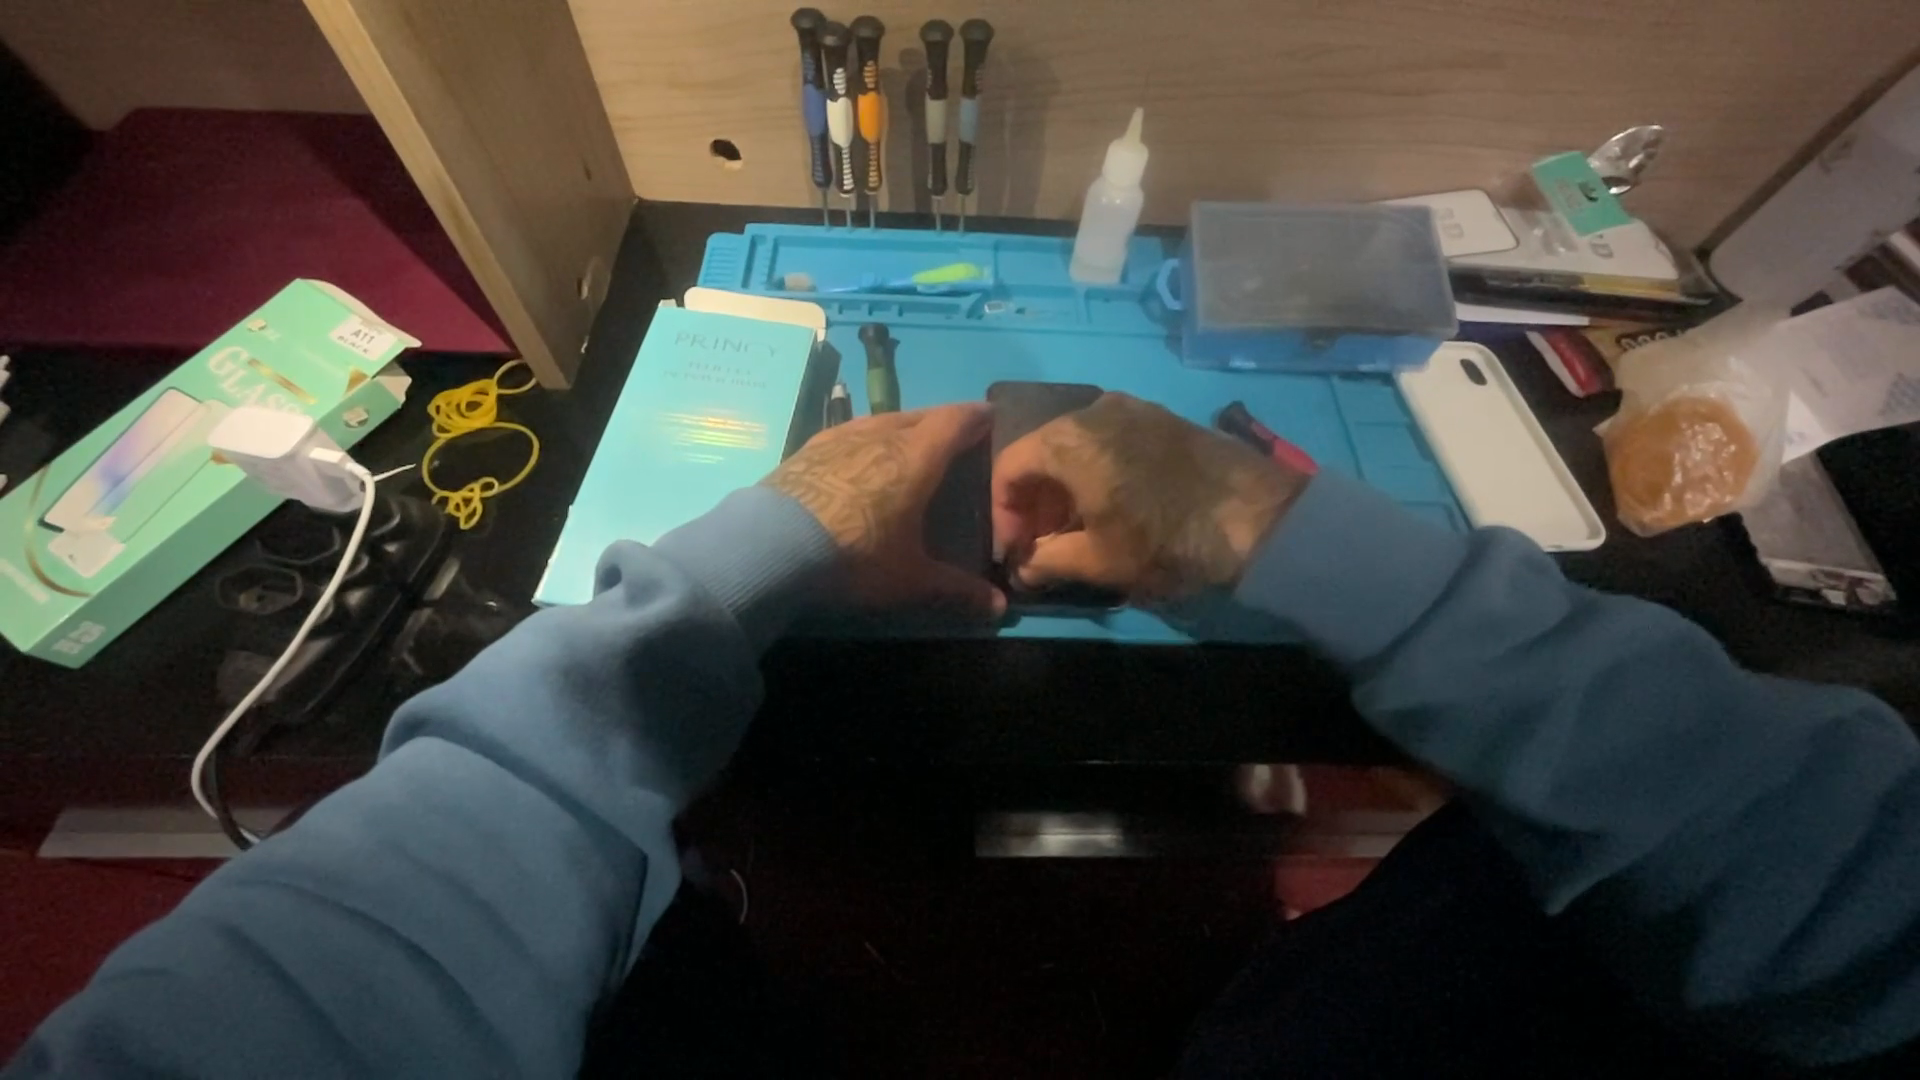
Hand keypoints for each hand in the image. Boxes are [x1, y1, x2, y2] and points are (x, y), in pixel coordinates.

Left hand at [762, 404, 1004, 616]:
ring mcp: (840, 438)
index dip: (976, 417)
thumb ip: (955, 590)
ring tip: (909, 443)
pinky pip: (850, 432)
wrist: (771, 547)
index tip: (989, 418)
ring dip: (903, 426)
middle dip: (942, 421)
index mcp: (915, 457)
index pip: (955, 422)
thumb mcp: (909, 579)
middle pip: (920, 416)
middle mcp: (881, 436)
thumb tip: (999, 609)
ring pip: (883, 420)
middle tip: (954, 436)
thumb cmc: (855, 557)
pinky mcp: (808, 449)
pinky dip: (867, 438)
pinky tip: (859, 456)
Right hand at [991, 393, 1308, 599]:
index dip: (1004, 513)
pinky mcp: (1162, 417)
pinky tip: (1113, 505)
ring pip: (1075, 446)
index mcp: (1068, 440)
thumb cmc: (1168, 541)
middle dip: (1034, 501)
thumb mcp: (1098, 561)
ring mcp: (1132, 408)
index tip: (1015, 550)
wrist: (1262, 518)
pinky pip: (1109, 440)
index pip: (1009, 468)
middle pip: (1041, 453)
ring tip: (1077, 528)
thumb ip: (1046, 562)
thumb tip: (1023, 568)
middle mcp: (1093, 410)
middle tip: (1043, 543)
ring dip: (1065, 487)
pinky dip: (1096, 471)